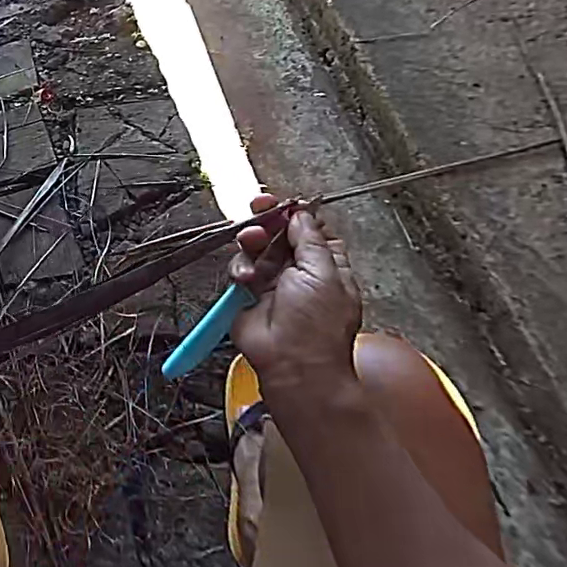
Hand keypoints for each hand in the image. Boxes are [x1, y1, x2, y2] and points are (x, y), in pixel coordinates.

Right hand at [229, 195, 362, 411]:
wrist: (291, 362)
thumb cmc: (317, 327)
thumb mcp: (323, 273)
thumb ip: (310, 239)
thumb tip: (300, 214)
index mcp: (326, 264)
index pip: (309, 229)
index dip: (295, 213)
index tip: (282, 203)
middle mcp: (299, 270)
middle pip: (279, 234)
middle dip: (267, 221)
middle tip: (257, 208)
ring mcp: (273, 281)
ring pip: (256, 247)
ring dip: (251, 243)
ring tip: (250, 244)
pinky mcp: (249, 292)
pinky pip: (239, 268)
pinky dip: (240, 269)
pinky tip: (246, 279)